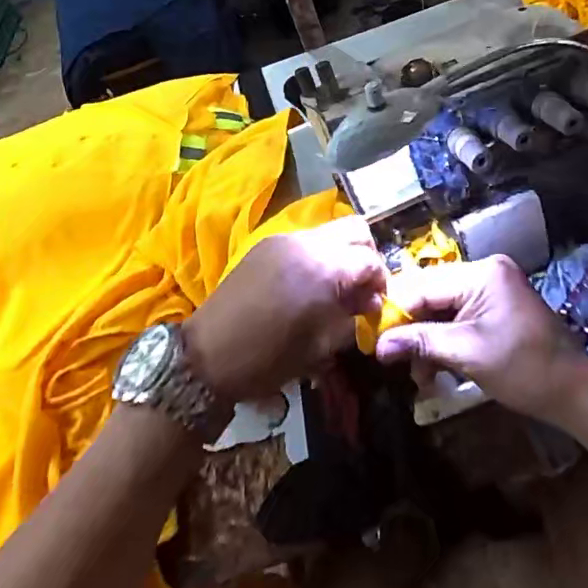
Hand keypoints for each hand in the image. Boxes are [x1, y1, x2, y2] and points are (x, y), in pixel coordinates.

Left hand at [184, 216, 386, 402]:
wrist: (207, 353)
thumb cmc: (267, 358)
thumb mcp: (320, 348)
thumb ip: (352, 320)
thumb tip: (369, 304)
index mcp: (323, 268)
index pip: (371, 260)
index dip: (380, 283)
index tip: (375, 306)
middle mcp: (306, 243)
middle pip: (355, 229)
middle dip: (366, 256)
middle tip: (360, 288)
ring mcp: (283, 238)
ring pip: (329, 230)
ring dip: (341, 253)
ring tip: (334, 287)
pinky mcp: (266, 243)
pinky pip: (305, 238)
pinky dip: (317, 254)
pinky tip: (308, 283)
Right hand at [373, 255, 587, 422]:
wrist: (577, 394)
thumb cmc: (525, 369)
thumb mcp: (467, 354)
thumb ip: (421, 343)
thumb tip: (377, 347)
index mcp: (481, 273)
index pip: (424, 285)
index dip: (396, 311)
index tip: (373, 337)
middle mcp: (485, 271)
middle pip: (432, 295)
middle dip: (412, 329)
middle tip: (394, 360)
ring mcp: (492, 289)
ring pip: (442, 309)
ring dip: (427, 340)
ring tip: (419, 376)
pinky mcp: (495, 307)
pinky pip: (458, 317)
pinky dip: (445, 341)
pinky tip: (436, 368)